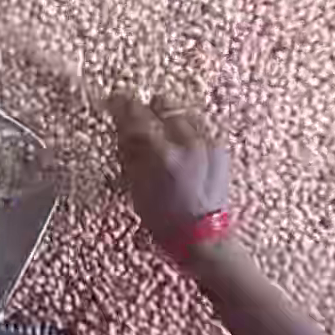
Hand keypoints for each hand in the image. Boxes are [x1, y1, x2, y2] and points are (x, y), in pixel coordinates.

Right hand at [110, 91, 231, 258]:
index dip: (122, 106)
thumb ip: (130, 153)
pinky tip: (176, 137)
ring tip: (157, 122)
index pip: (138, 118)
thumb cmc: (163, 218)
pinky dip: (185, 127)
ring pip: (184, 113)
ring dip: (168, 115)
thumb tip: (122, 130)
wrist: (202, 236)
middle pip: (165, 107)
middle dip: (147, 107)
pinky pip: (199, 126)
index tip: (114, 99)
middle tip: (134, 109)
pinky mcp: (220, 149)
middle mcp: (188, 144)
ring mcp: (208, 145)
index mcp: (163, 155)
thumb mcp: (136, 186)